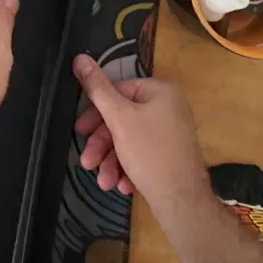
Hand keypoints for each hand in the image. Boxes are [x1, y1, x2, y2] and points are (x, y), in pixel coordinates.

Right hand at [72, 54, 210, 211]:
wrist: (183, 204)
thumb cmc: (150, 154)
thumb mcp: (119, 119)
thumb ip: (97, 89)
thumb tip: (79, 58)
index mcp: (161, 92)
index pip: (118, 91)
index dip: (96, 112)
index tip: (80, 131)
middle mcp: (169, 108)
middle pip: (122, 119)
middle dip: (103, 145)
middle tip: (87, 162)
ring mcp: (171, 134)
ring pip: (129, 140)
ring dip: (112, 161)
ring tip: (104, 181)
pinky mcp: (170, 156)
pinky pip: (142, 154)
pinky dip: (128, 168)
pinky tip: (122, 185)